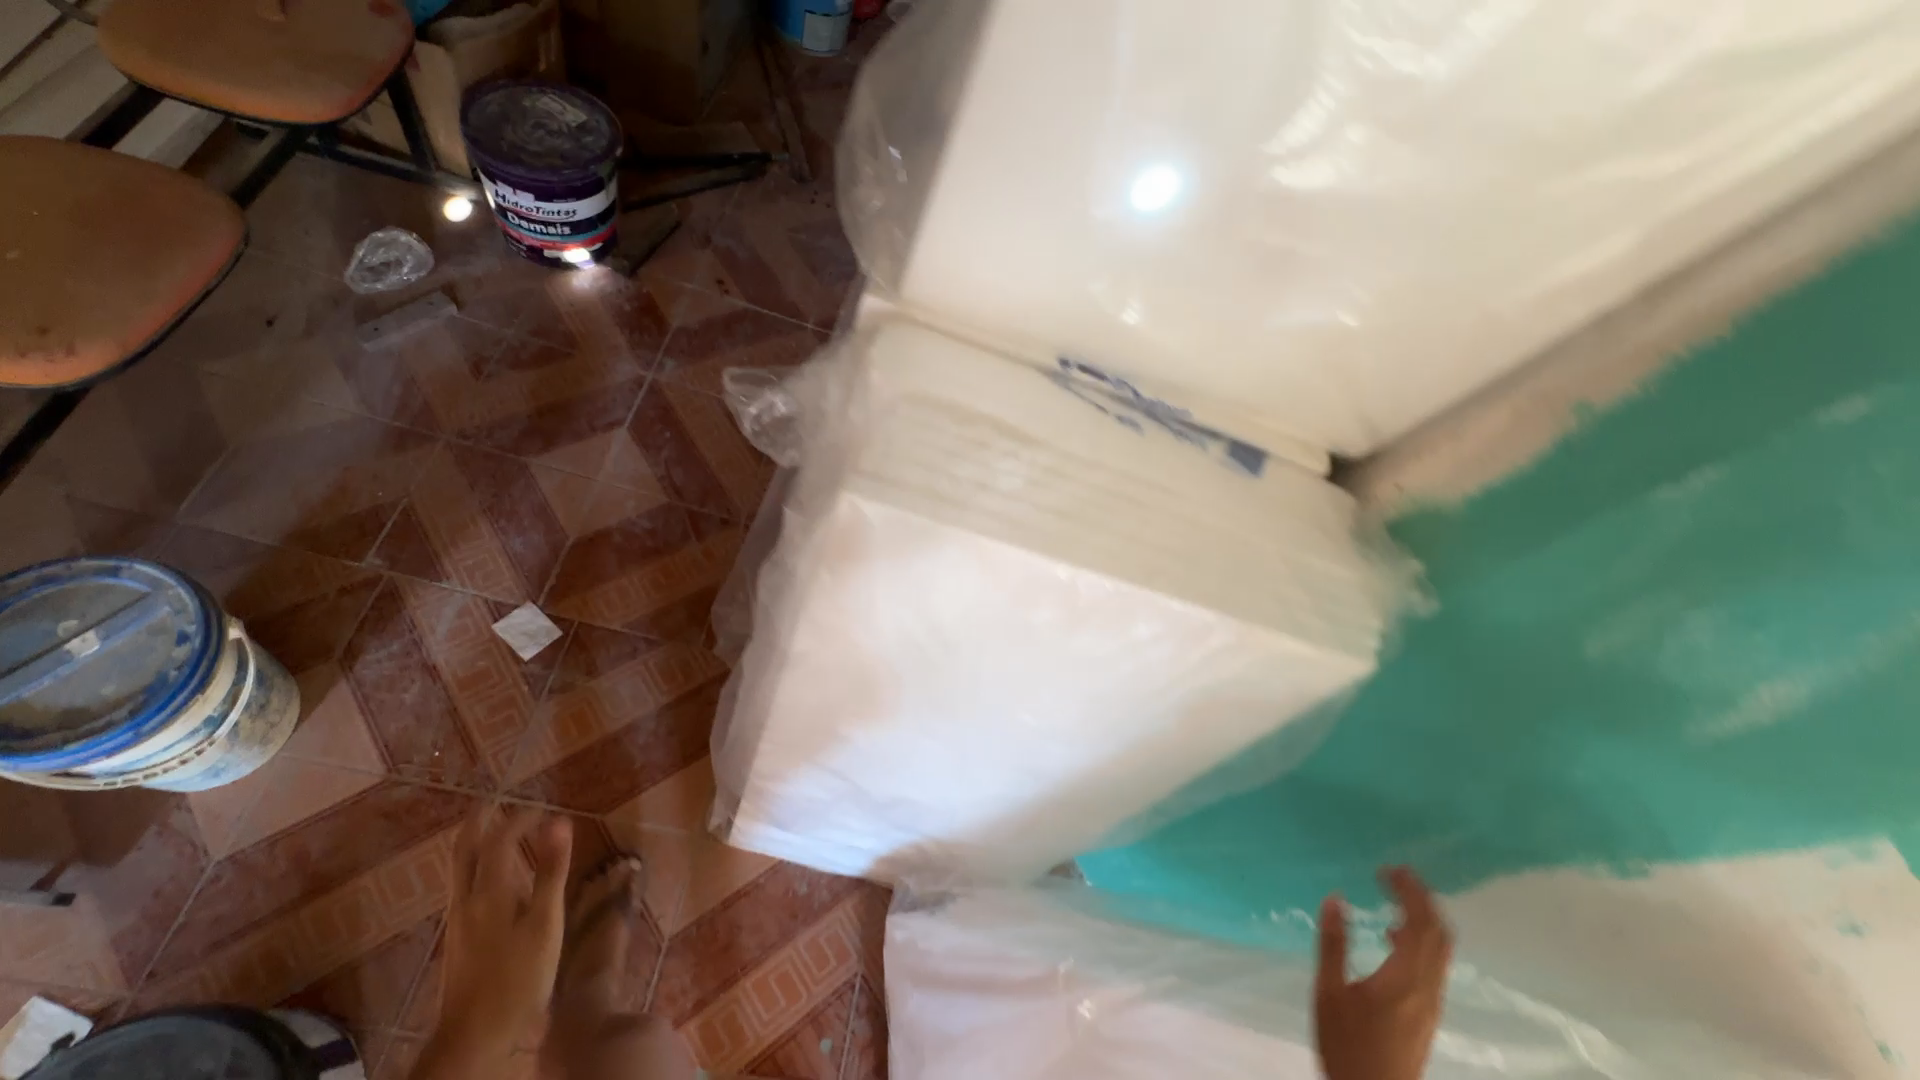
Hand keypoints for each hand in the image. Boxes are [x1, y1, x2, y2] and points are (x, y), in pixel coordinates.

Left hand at [421, 806, 572, 1077]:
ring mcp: (458, 921)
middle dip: (479, 823)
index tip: (542, 808)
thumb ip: (551, 871)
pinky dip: (476, 868)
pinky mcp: (458, 939)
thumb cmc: (519, 976)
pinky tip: (490, 881)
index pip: (500, 840)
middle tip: (492, 801)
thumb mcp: (545, 922)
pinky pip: (464, 888)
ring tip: (490, 832)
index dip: (520, 819)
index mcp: (489, 891)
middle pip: (465, 850)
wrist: (475, 1035)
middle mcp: (467, 899)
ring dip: (475, 844)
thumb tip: (559, 822)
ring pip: (460, 870)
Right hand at [1314, 866, 1452, 1079]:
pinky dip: (1421, 940)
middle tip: (1395, 876)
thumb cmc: (1346, 1046)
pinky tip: (1393, 941)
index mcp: (1405, 978)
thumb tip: (1336, 899)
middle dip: (1422, 899)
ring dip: (1424, 919)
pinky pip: (1434, 964)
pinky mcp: (1428, 1014)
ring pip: (1440, 950)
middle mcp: (1428, 987)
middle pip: (1440, 933)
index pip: (1420, 922)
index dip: (1410, 891)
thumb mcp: (1329, 993)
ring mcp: (1432, 1003)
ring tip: (1395, 902)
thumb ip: (1334, 945)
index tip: (1389, 868)